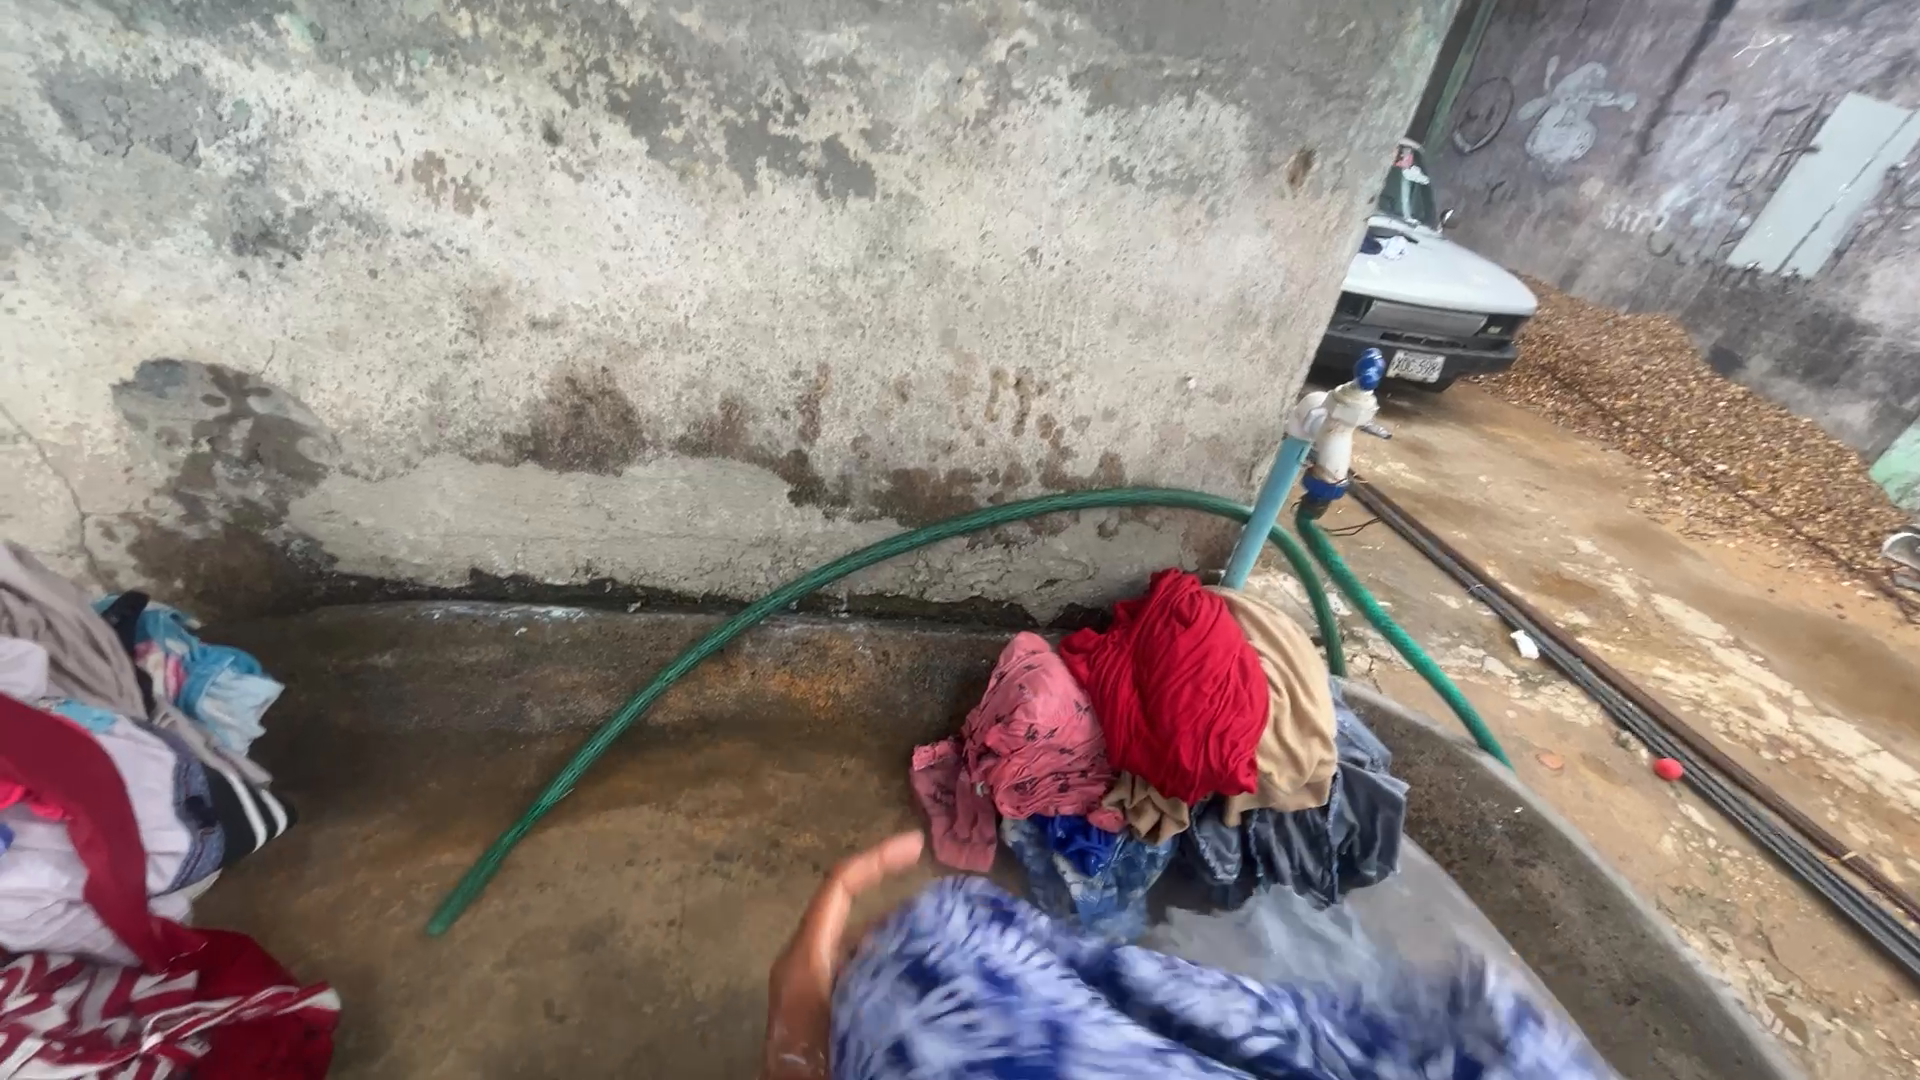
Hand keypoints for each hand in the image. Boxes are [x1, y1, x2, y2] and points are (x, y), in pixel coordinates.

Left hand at [762, 831, 924, 1079]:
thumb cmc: (805, 1070)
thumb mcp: (846, 1029)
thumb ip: (879, 989)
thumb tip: (930, 964)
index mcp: (804, 960)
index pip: (838, 887)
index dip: (877, 858)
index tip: (917, 845)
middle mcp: (805, 964)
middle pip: (852, 910)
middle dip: (897, 896)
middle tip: (946, 901)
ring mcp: (812, 988)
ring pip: (859, 942)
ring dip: (898, 933)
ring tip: (946, 935)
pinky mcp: (823, 1011)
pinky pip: (860, 969)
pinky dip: (890, 962)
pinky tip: (925, 977)